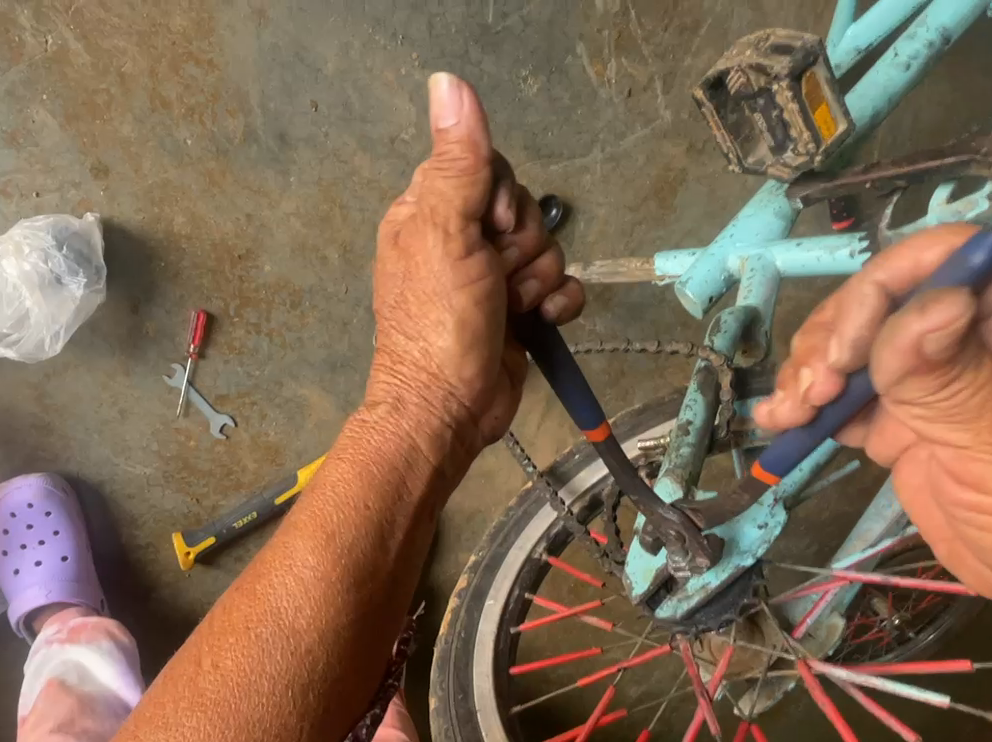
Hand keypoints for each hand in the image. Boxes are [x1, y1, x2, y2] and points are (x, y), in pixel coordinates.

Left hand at [365, 72, 584, 458]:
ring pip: (547, 248)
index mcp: (430, 212)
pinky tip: (540, 323)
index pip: (488, 168)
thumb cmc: (439, 323)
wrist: (449, 408)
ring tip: (513, 309)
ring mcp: (492, 281)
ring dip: (539, 279)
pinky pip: (560, 287)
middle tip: (497, 278)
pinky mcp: (519, 314)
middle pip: (524, 208)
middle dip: (522, 244)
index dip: (502, 197)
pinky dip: (558, 305)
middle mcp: (461, 241)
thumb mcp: (444, 233)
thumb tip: (449, 82)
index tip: (489, 231)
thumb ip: (457, 162)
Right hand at [754, 226, 991, 654]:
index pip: (957, 260)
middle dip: (835, 337)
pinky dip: (809, 408)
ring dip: (811, 373)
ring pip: (858, 347)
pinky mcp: (907, 425)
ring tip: (789, 415)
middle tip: (810, 393)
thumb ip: (956, 379)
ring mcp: (939, 384)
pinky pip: (849, 401)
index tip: (847, 348)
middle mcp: (979, 340)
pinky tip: (781, 424)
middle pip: (889, 299)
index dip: (890, 286)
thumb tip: (928, 302)